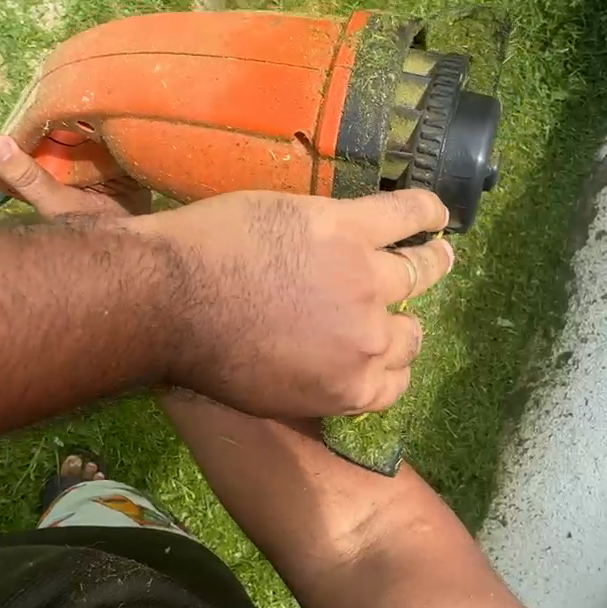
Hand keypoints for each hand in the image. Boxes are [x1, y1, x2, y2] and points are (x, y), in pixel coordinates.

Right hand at [0, 131, 454, 416]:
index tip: (435, 216)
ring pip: (418, 323)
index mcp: (336, 219)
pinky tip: (377, 365)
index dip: (430, 212)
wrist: (164, 334)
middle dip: (433, 261)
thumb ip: (182, 192)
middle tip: (434, 261)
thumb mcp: (194, 214)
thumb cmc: (171, 263)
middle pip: (430, 264)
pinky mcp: (356, 379)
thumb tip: (4, 151)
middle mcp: (362, 269)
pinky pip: (398, 374)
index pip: (416, 207)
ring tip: (396, 324)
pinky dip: (390, 369)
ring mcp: (365, 326)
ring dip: (407, 320)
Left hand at [130, 190, 451, 416]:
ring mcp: (363, 279)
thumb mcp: (268, 397)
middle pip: (409, 333)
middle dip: (402, 322)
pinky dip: (426, 211)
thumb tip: (331, 368)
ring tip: (437, 252)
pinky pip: (405, 214)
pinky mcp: (346, 227)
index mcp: (350, 387)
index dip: (392, 363)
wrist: (170, 300)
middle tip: (395, 302)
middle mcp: (369, 339)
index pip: (396, 382)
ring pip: (417, 269)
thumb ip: (316, 386)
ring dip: (431, 262)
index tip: (384, 346)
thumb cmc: (203, 355)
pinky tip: (437, 212)